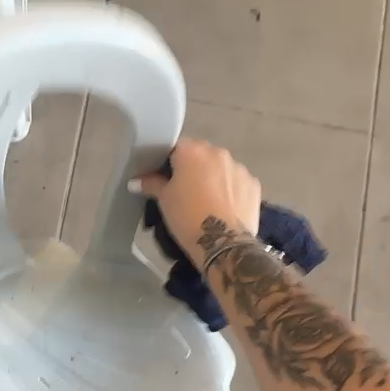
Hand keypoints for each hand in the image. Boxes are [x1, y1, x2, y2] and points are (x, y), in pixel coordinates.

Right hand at [136, 137, 262, 268]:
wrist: (223, 244)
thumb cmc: (187, 217)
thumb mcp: (164, 200)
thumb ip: (151, 184)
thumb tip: (135, 181)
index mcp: (192, 151)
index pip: (176, 146)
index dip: (169, 161)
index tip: (166, 178)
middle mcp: (218, 152)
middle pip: (201, 154)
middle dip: (194, 167)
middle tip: (185, 190)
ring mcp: (239, 167)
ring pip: (221, 167)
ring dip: (214, 177)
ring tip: (207, 201)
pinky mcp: (254, 184)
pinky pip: (237, 181)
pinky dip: (231, 189)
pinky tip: (224, 207)